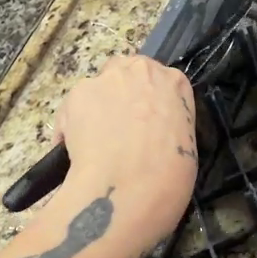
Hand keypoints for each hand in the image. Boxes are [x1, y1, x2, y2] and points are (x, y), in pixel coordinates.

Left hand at [47, 55, 196, 257]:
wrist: (129, 186)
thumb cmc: (170, 174)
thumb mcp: (185, 143)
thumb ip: (168, 124)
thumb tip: (151, 134)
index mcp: (176, 83)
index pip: (161, 82)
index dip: (150, 104)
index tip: (145, 124)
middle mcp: (142, 71)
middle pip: (126, 73)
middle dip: (121, 95)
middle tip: (119, 129)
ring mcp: (107, 79)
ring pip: (97, 89)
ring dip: (96, 110)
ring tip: (95, 146)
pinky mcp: (76, 95)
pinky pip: (71, 111)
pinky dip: (71, 129)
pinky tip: (76, 155)